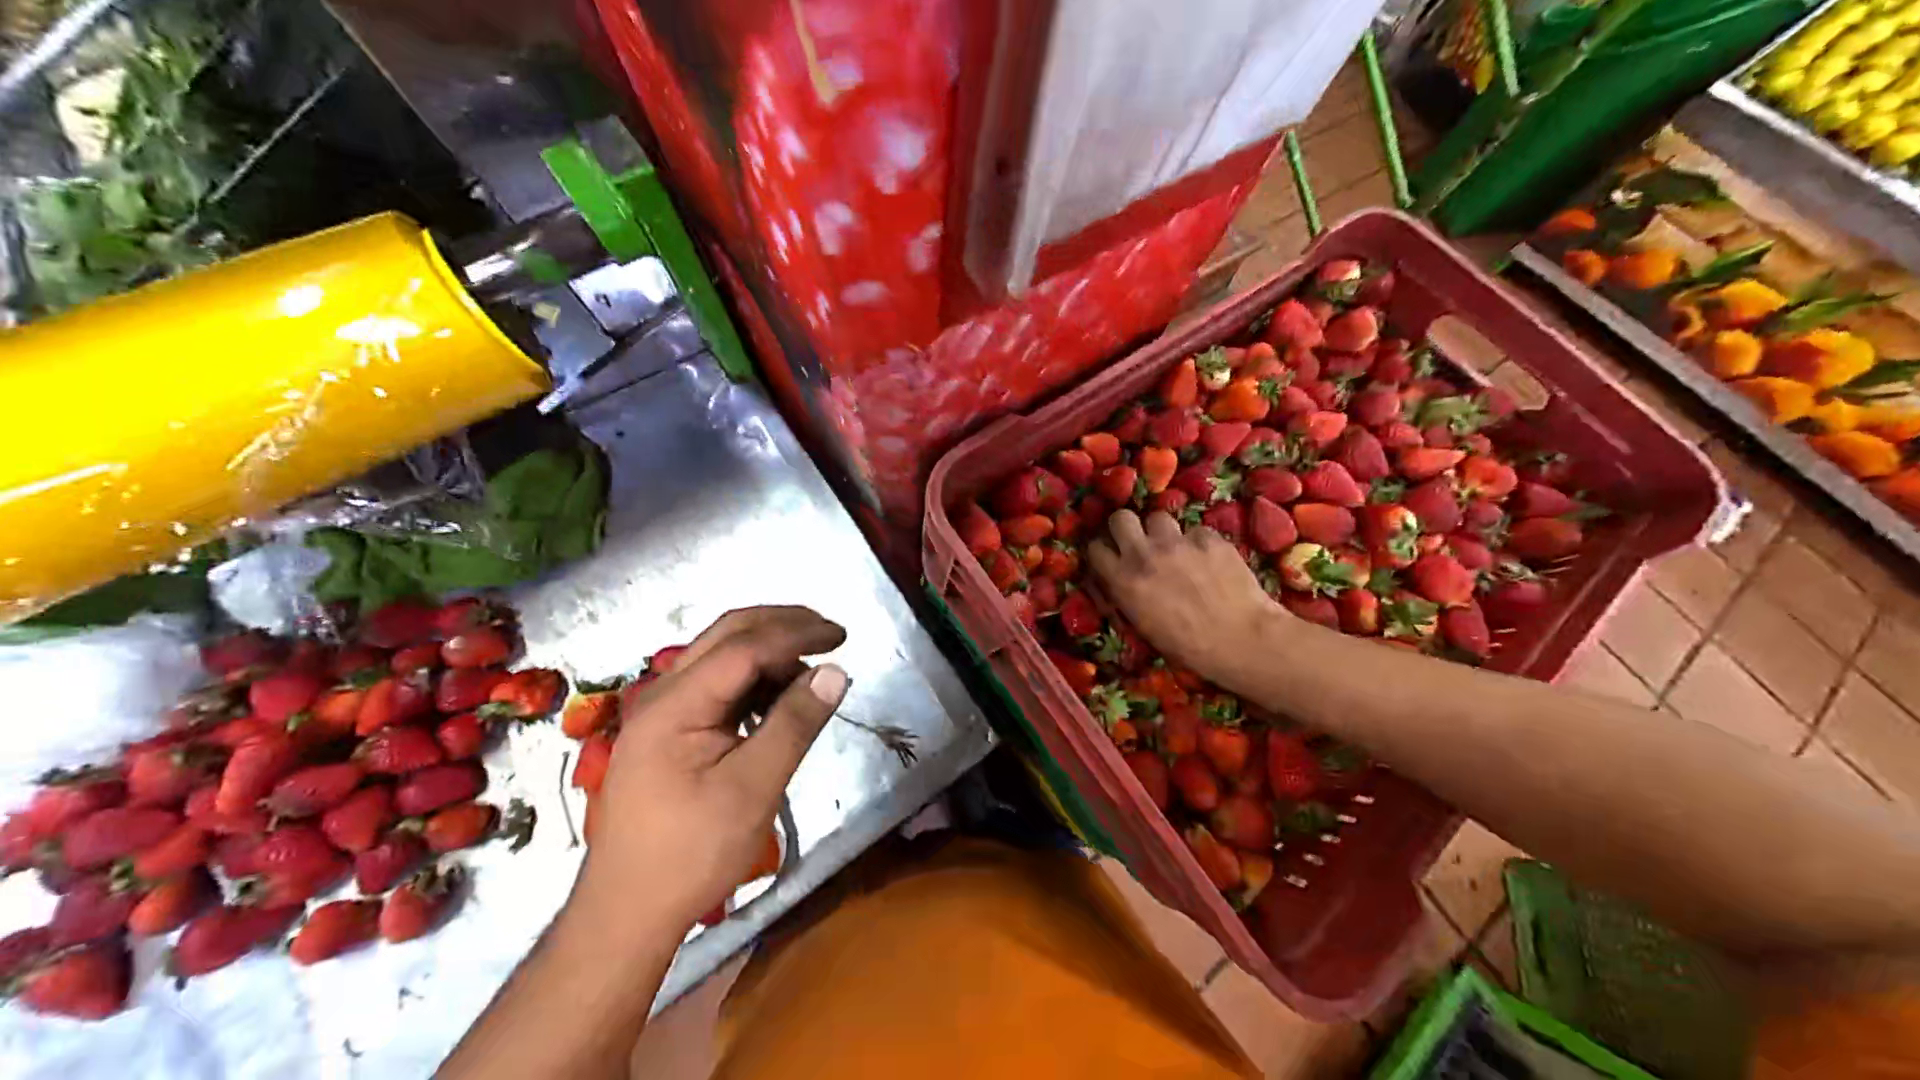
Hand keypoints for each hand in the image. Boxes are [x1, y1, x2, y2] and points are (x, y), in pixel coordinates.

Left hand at [575, 607, 848, 928]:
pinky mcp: (670, 730)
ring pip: (722, 656)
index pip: (745, 647)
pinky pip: (718, 684)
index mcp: (675, 704)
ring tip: (813, 670)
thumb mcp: (753, 789)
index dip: (797, 633)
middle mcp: (663, 694)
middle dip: (782, 625)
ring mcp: (663, 711)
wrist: (628, 912)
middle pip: (728, 635)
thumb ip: (794, 724)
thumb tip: (835, 670)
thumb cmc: (692, 853)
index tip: (842, 636)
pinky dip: (755, 678)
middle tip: (831, 634)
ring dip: (770, 651)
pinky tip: (780, 698)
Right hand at [1089, 511, 1282, 684]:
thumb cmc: (1188, 645)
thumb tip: (1118, 580)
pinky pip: (1196, 531)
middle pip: (1120, 518)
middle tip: (1139, 542)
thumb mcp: (1142, 624)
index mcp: (1124, 580)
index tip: (1112, 556)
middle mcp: (1145, 554)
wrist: (1241, 639)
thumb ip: (1125, 594)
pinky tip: (1209, 561)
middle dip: (1127, 527)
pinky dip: (1199, 544)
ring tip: (1176, 550)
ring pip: (1158, 517)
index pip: (1096, 548)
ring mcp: (1178, 542)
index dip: (1103, 551)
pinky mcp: (1209, 538)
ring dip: (1163, 532)